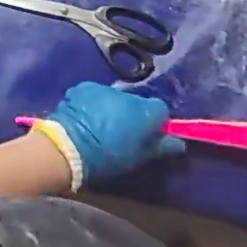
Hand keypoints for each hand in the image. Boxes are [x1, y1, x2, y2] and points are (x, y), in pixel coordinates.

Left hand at [43, 82, 182, 185]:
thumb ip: (161, 147)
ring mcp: (102, 88)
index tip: (148, 134)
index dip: (156, 121)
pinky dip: (94, 103)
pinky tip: (86, 117)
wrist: (68, 147)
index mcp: (143, 112)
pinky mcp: (82, 87)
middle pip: (136, 102)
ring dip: (113, 107)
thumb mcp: (139, 159)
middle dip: (133, 114)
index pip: (160, 109)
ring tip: (101, 125)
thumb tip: (178, 142)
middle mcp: (125, 95)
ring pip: (115, 97)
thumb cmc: (108, 158)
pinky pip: (94, 94)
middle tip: (123, 132)